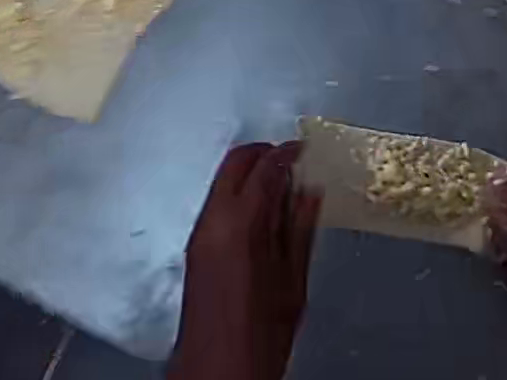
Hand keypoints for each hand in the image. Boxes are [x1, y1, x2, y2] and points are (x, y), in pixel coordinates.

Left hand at [168, 142, 322, 379]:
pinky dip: (240, 192)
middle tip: (292, 161)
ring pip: (225, 177)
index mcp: (239, 224)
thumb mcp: (293, 282)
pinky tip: (263, 212)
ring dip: (252, 172)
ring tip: (283, 188)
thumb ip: (301, 229)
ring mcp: (200, 230)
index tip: (304, 149)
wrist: (214, 375)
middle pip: (236, 161)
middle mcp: (213, 219)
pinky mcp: (195, 244)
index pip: (264, 167)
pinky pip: (219, 199)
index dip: (287, 152)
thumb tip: (311, 191)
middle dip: (264, 153)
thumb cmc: (257, 338)